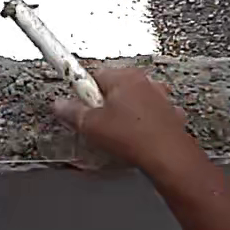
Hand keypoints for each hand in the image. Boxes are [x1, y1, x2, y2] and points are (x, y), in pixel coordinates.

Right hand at [52, 66, 203, 173]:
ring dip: (124, 112)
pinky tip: (136, 137)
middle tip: (97, 123)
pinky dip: (142, 122)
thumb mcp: (92, 126)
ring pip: (133, 100)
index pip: (95, 73)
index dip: (83, 90)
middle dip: (104, 103)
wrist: (168, 156)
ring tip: (118, 133)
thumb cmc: (134, 137)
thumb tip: (60, 105)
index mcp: (124, 77)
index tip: (77, 100)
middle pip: (115, 86)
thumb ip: (73, 112)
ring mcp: (160, 96)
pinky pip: (149, 114)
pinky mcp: (169, 112)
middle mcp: (144, 81)